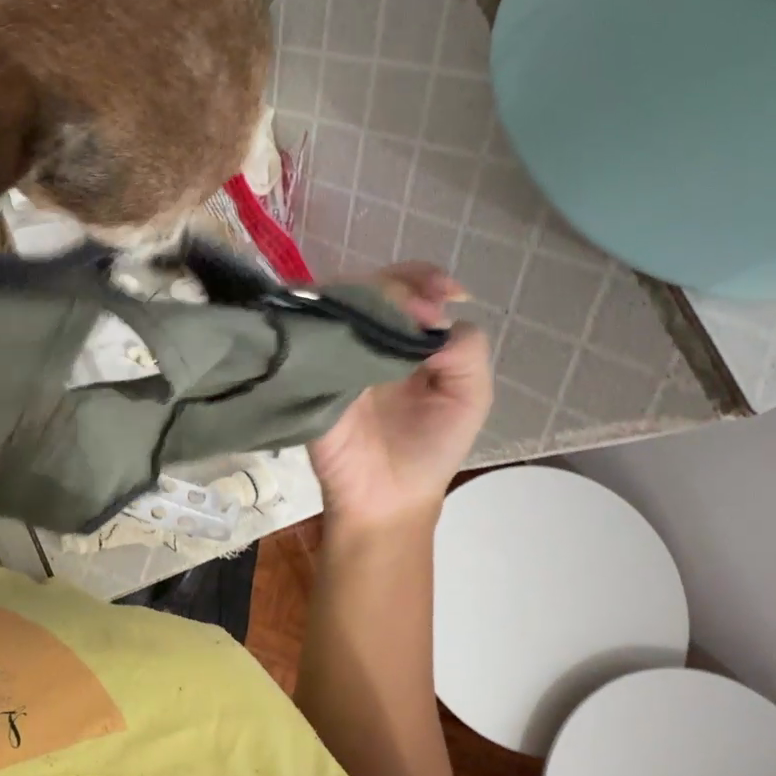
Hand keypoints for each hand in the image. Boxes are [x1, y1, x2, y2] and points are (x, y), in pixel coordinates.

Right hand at [309, 262, 492, 529]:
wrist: (386, 497)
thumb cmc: (428, 450)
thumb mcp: (470, 394)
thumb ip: (464, 349)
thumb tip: (428, 316)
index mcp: (402, 343)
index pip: (404, 290)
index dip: (421, 278)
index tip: (445, 291)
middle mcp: (364, 342)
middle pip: (368, 287)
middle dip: (398, 283)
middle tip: (420, 308)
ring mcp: (330, 356)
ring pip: (335, 302)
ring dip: (366, 296)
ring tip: (395, 316)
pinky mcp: (305, 375)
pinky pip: (310, 336)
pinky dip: (329, 322)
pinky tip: (356, 335)